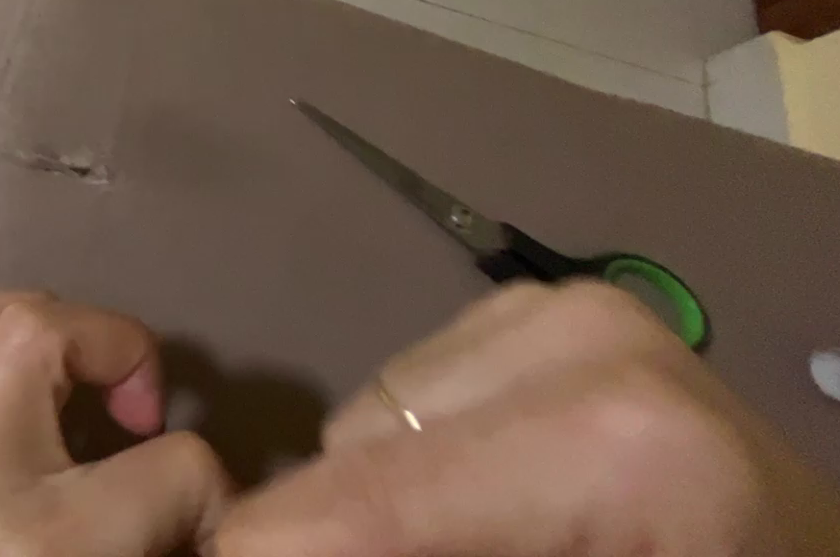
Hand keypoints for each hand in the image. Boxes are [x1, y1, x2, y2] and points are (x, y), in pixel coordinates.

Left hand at [0, 292, 233, 556]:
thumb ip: (181, 535)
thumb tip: (226, 505)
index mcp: (50, 543)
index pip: (175, 466)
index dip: (213, 482)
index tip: (206, 518)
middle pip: (40, 333)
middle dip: (117, 344)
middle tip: (140, 411)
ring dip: (36, 321)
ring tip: (78, 364)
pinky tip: (29, 371)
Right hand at [213, 281, 839, 556]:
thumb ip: (402, 547)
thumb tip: (263, 544)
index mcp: (619, 448)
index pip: (382, 498)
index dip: (278, 539)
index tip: (221, 555)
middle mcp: (581, 339)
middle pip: (365, 442)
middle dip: (346, 522)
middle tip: (386, 554)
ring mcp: (563, 309)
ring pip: (380, 405)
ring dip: (388, 488)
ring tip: (461, 537)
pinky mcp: (547, 307)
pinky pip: (417, 380)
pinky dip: (424, 449)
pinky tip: (485, 498)